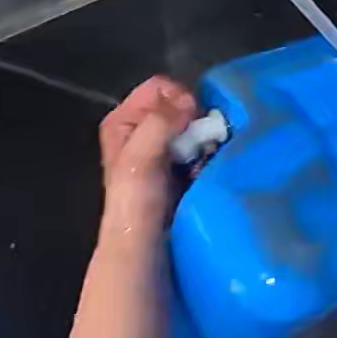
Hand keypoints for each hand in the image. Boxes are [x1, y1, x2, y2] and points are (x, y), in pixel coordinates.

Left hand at [98, 76, 197, 237]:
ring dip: (208, 138)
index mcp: (124, 120)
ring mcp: (166, 149)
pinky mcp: (184, 167)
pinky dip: (212, 153)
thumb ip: (159, 123)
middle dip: (198, 119)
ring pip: (197, 125)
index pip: (161, 87)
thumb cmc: (135, 206)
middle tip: (202, 144)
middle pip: (182, 104)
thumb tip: (190, 101)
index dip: (179, 99)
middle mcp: (144, 129)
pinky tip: (210, 168)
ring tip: (207, 159)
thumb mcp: (138, 159)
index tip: (190, 122)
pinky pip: (205, 146)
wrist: (146, 250)